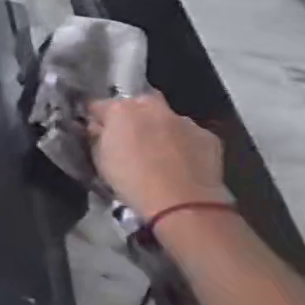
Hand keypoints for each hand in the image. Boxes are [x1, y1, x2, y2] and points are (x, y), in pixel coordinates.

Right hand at [87, 91, 228, 218]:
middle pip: (138, 103)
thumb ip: (98, 137)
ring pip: (166, 118)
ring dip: (158, 129)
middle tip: (126, 136)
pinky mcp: (209, 137)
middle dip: (131, 115)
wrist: (181, 201)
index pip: (99, 105)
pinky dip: (181, 142)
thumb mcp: (99, 158)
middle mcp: (154, 109)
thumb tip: (98, 128)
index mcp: (121, 110)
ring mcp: (185, 121)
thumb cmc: (129, 179)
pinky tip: (178, 161)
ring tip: (156, 152)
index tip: (94, 129)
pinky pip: (188, 134)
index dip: (96, 117)